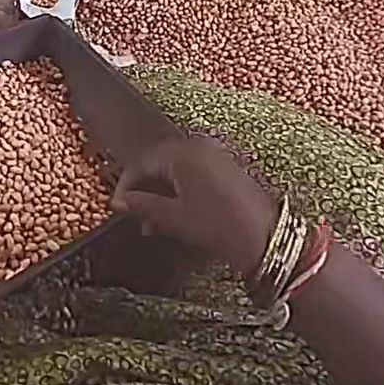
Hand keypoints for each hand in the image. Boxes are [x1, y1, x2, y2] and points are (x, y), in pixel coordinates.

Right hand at [111, 137, 275, 274]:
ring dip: (161, 192)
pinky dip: (179, 190)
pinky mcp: (226, 168)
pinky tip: (174, 214)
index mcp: (182, 153)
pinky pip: (193, 172)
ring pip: (176, 169)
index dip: (126, 184)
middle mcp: (198, 146)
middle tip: (133, 215)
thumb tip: (120, 202)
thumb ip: (144, 206)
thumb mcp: (175, 218)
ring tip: (152, 223)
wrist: (267, 238)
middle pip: (158, 162)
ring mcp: (214, 155)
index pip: (142, 162)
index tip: (116, 207)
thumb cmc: (219, 226)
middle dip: (143, 189)